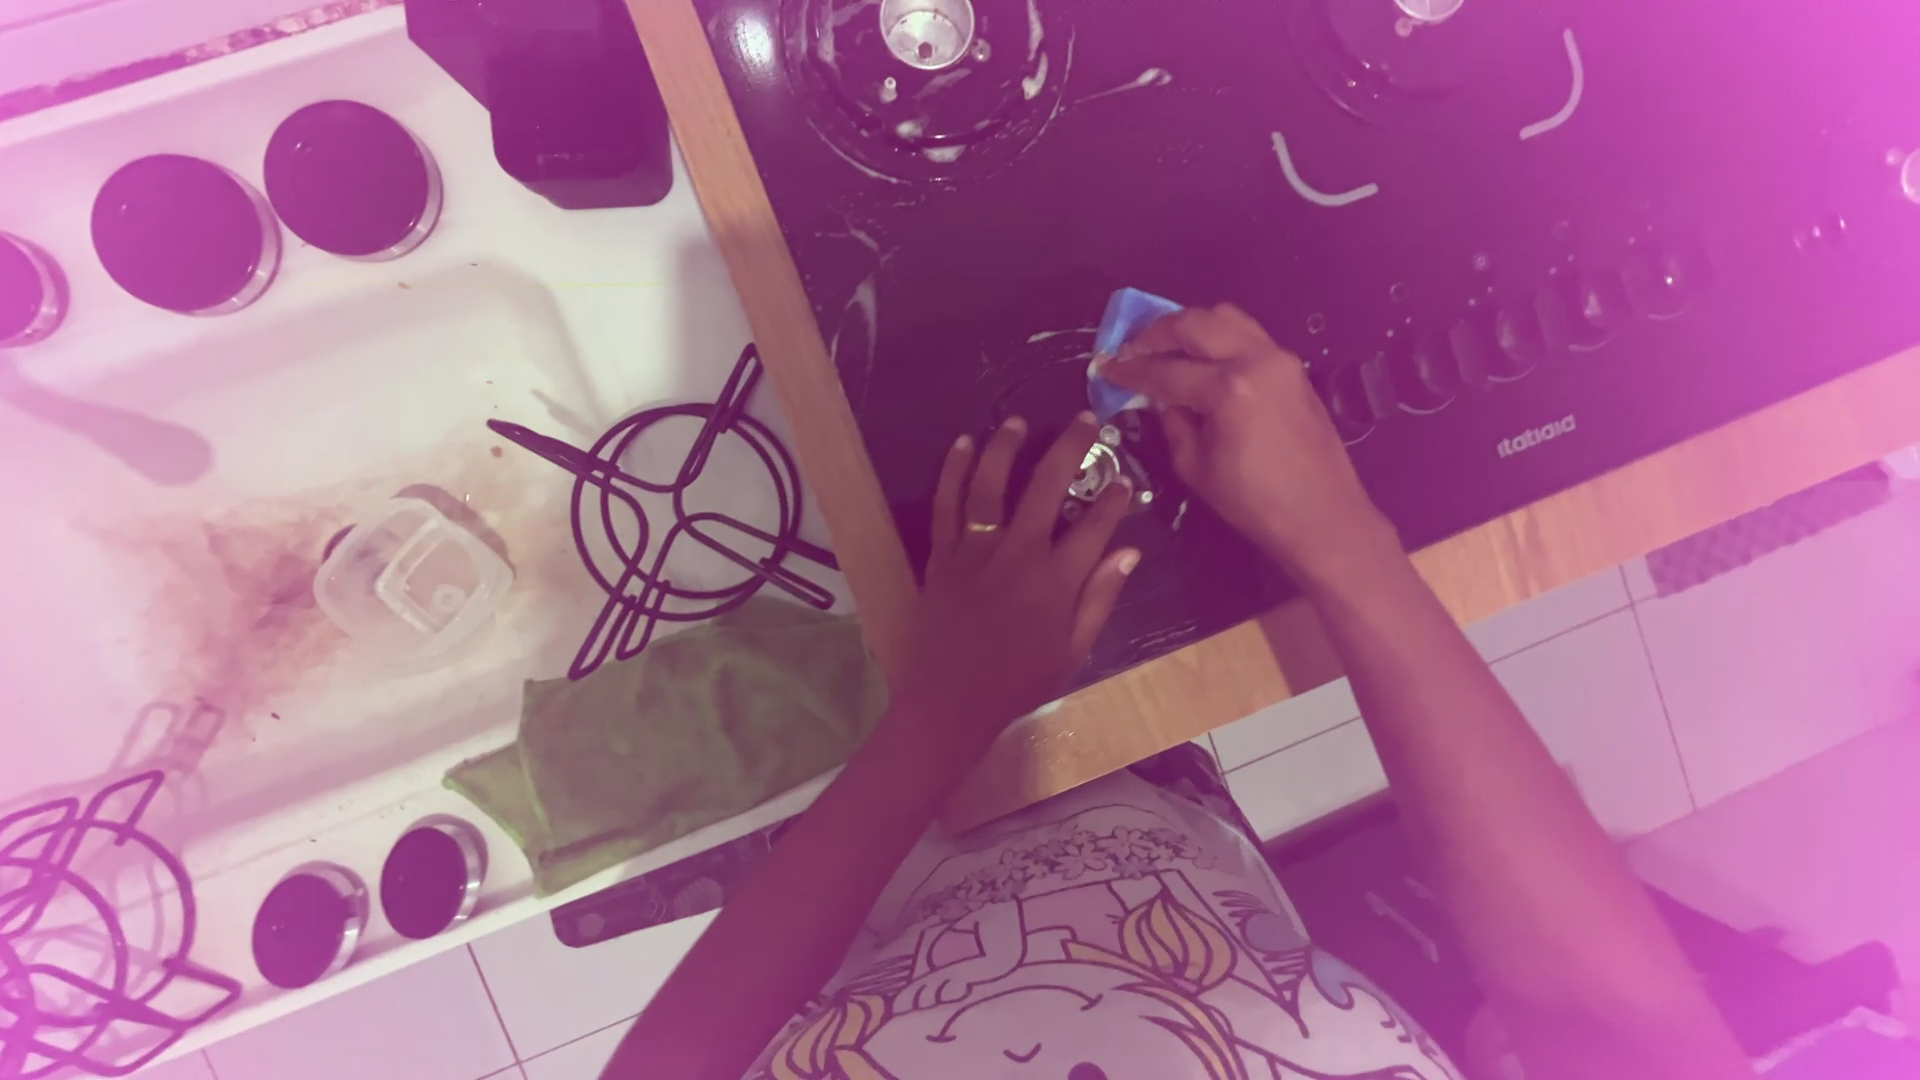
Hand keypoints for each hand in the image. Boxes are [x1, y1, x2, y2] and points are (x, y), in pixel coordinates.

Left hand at [888, 412, 1139, 751]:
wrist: (951, 700)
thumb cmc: (1018, 681)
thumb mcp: (1073, 651)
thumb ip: (1100, 599)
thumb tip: (1130, 553)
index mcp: (1056, 579)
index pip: (1095, 527)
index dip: (1113, 500)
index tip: (1122, 480)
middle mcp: (1018, 552)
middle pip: (1048, 486)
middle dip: (1070, 448)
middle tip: (1084, 420)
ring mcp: (976, 549)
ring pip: (992, 484)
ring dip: (1007, 447)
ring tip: (1018, 421)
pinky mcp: (943, 554)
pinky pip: (947, 504)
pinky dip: (954, 471)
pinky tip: (963, 443)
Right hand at [1099, 303, 1398, 580]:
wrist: (1322, 515)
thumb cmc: (1253, 502)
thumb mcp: (1195, 467)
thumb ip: (1173, 423)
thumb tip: (1162, 399)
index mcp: (1229, 389)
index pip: (1165, 370)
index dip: (1129, 370)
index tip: (1105, 367)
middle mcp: (1256, 360)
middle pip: (1195, 323)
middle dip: (1155, 333)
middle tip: (1132, 350)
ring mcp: (1280, 359)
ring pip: (1226, 317)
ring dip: (1189, 327)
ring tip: (1166, 349)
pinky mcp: (1292, 368)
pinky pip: (1247, 335)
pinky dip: (1217, 339)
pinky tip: (1200, 362)